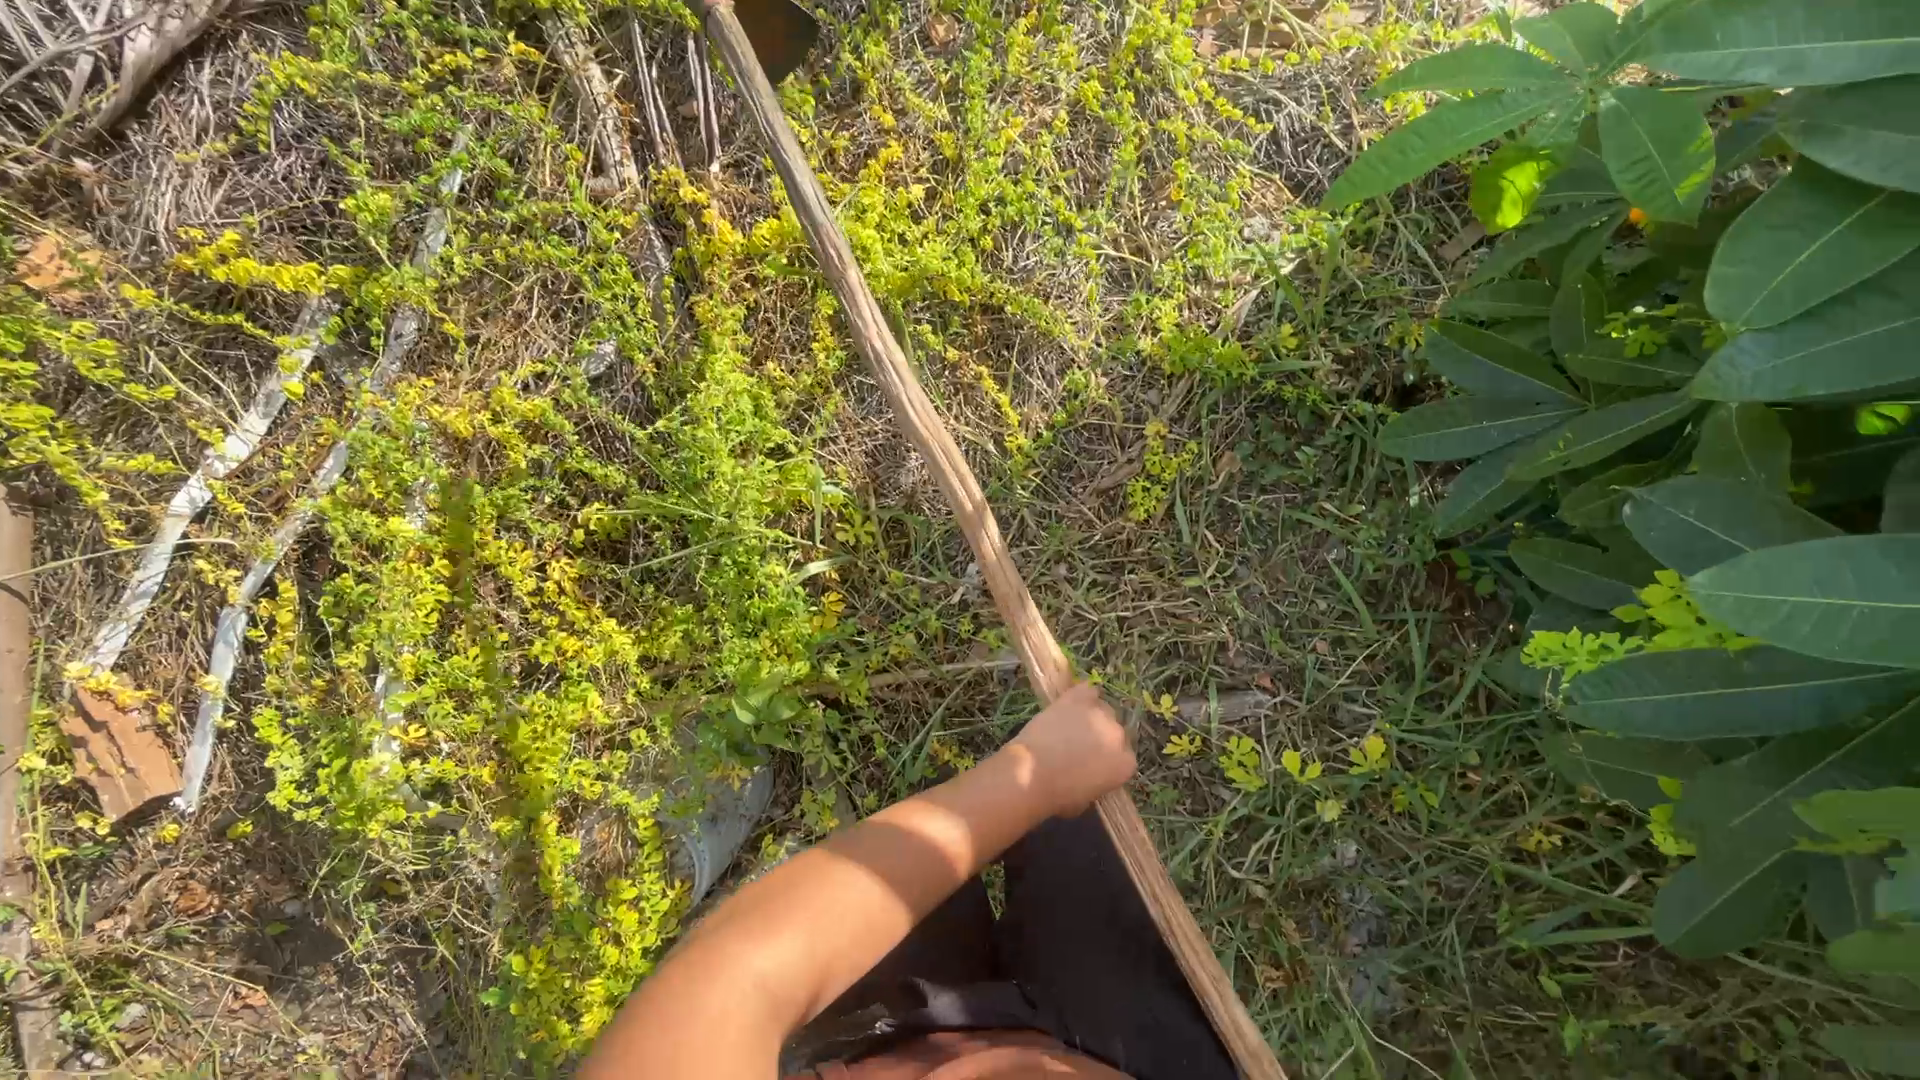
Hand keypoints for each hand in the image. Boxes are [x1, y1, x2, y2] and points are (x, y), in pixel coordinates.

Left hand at [1007, 681, 1135, 817]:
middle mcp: (1119, 736)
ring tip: (1071, 725)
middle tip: (1081, 744)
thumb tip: (1092, 773)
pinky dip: (1082, 695)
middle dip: (1102, 737)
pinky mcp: (1079, 699)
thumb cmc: (1058, 795)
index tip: (1095, 761)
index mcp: (1126, 764)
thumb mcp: (1088, 798)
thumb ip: (1099, 780)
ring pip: (1103, 709)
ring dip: (1092, 716)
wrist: (1031, 773)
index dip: (1109, 758)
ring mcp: (1100, 714)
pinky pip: (1087, 690)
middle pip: (1116, 731)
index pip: (1124, 757)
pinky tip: (1071, 703)